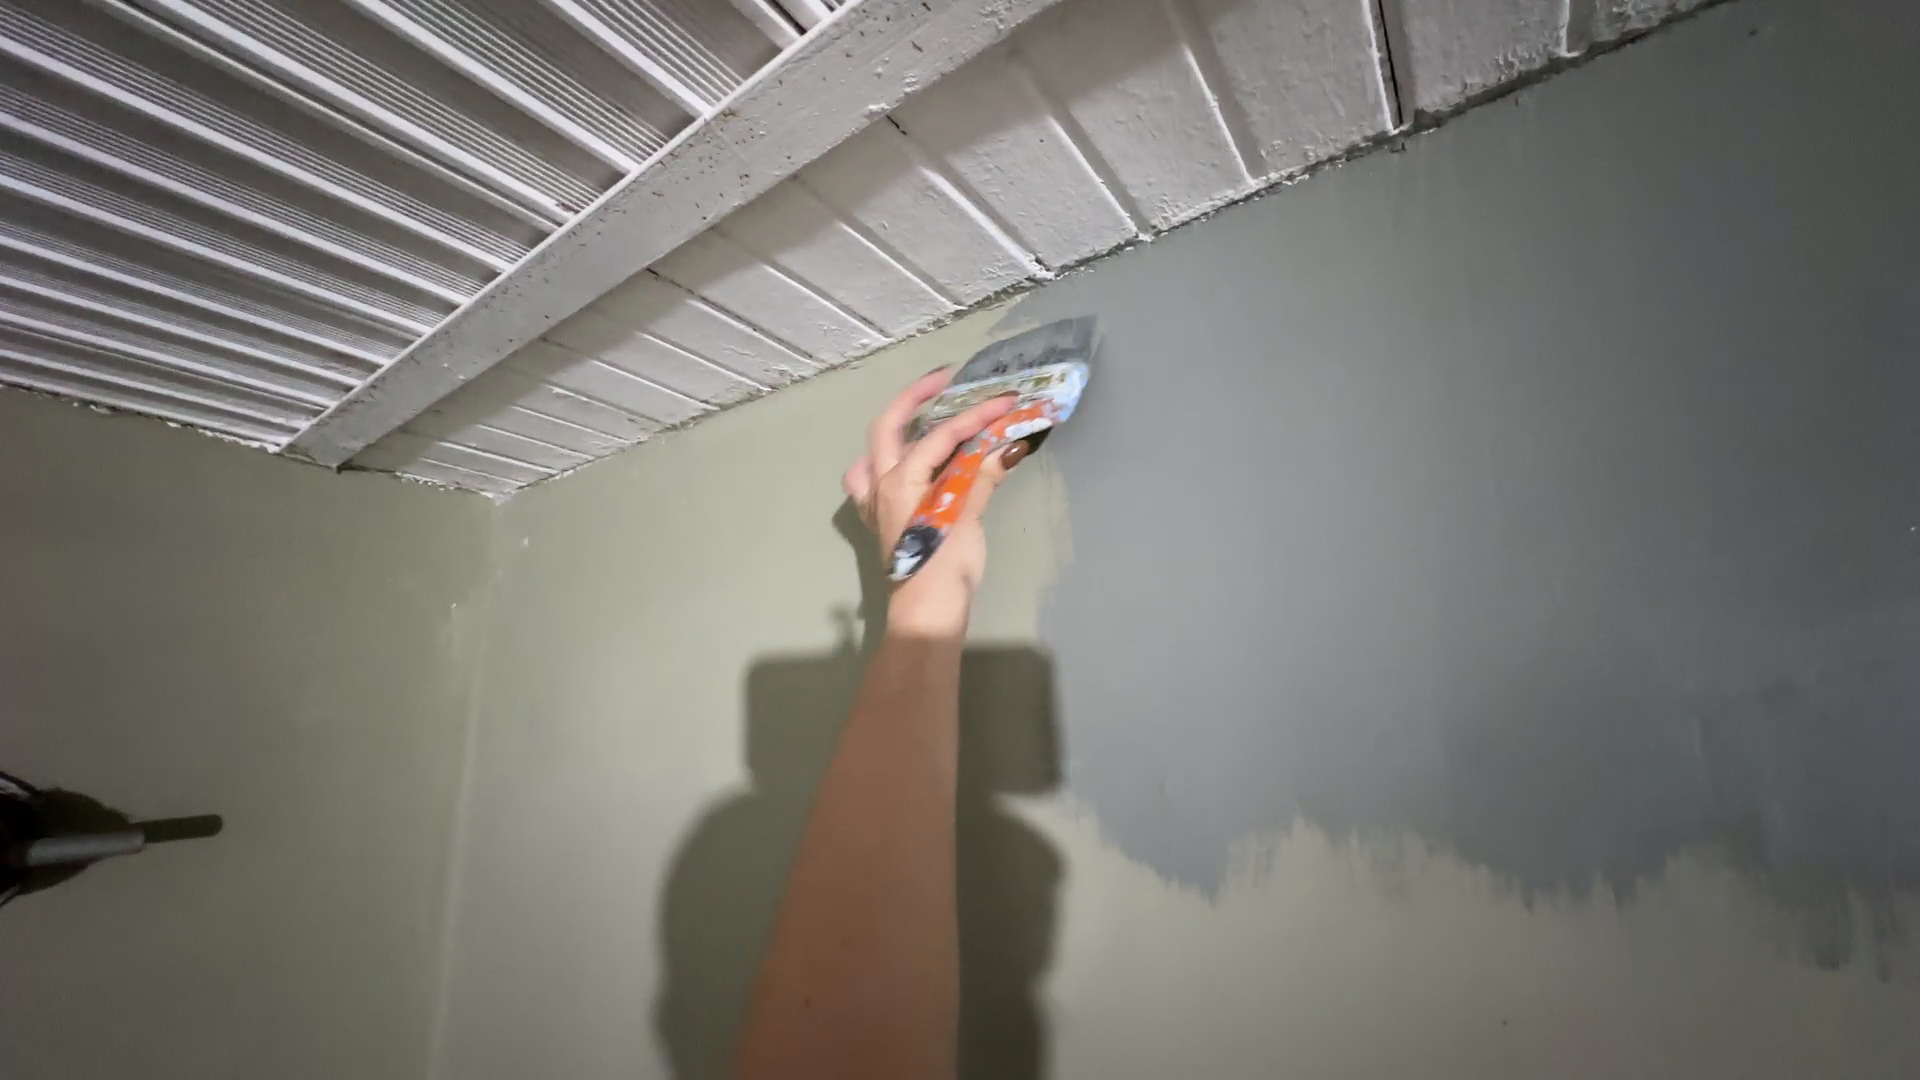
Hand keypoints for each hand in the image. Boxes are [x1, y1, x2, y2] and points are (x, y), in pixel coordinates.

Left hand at [843, 369, 1032, 636]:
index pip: (940, 436)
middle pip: (888, 427)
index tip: (1005, 402)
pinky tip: (907, 469)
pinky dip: (887, 466)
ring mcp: (875, 504)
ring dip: (893, 431)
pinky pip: (872, 483)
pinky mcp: (881, 523)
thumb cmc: (944, 567)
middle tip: (943, 379)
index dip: (975, 416)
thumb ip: (983, 476)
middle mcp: (880, 485)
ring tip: (919, 421)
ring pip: (872, 454)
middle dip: (914, 397)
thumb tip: (1012, 445)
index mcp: (901, 480)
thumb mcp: (967, 517)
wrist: (925, 613)